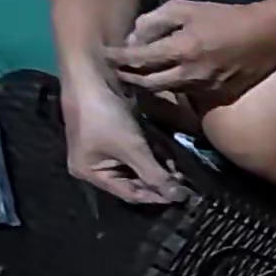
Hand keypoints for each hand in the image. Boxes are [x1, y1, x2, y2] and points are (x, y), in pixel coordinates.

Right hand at [63, 90, 188, 204]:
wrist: (93, 78)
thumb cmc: (106, 117)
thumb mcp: (133, 149)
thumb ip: (156, 175)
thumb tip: (179, 197)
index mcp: (90, 173)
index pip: (132, 195)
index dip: (159, 197)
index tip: (184, 196)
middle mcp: (96, 167)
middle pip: (137, 184)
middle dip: (161, 182)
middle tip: (185, 181)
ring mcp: (107, 153)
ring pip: (142, 171)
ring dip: (162, 170)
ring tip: (179, 170)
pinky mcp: (118, 140)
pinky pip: (141, 157)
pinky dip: (156, 158)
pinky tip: (170, 157)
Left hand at [107, 0, 275, 100]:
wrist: (269, 37)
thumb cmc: (226, 17)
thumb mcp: (185, 8)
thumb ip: (154, 21)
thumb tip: (135, 38)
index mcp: (180, 50)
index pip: (137, 60)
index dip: (117, 59)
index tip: (104, 55)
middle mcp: (192, 75)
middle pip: (150, 85)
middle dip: (129, 79)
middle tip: (117, 73)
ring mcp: (208, 89)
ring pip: (170, 92)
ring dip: (152, 87)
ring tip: (139, 79)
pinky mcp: (222, 96)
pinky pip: (192, 96)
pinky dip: (177, 89)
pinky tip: (172, 82)